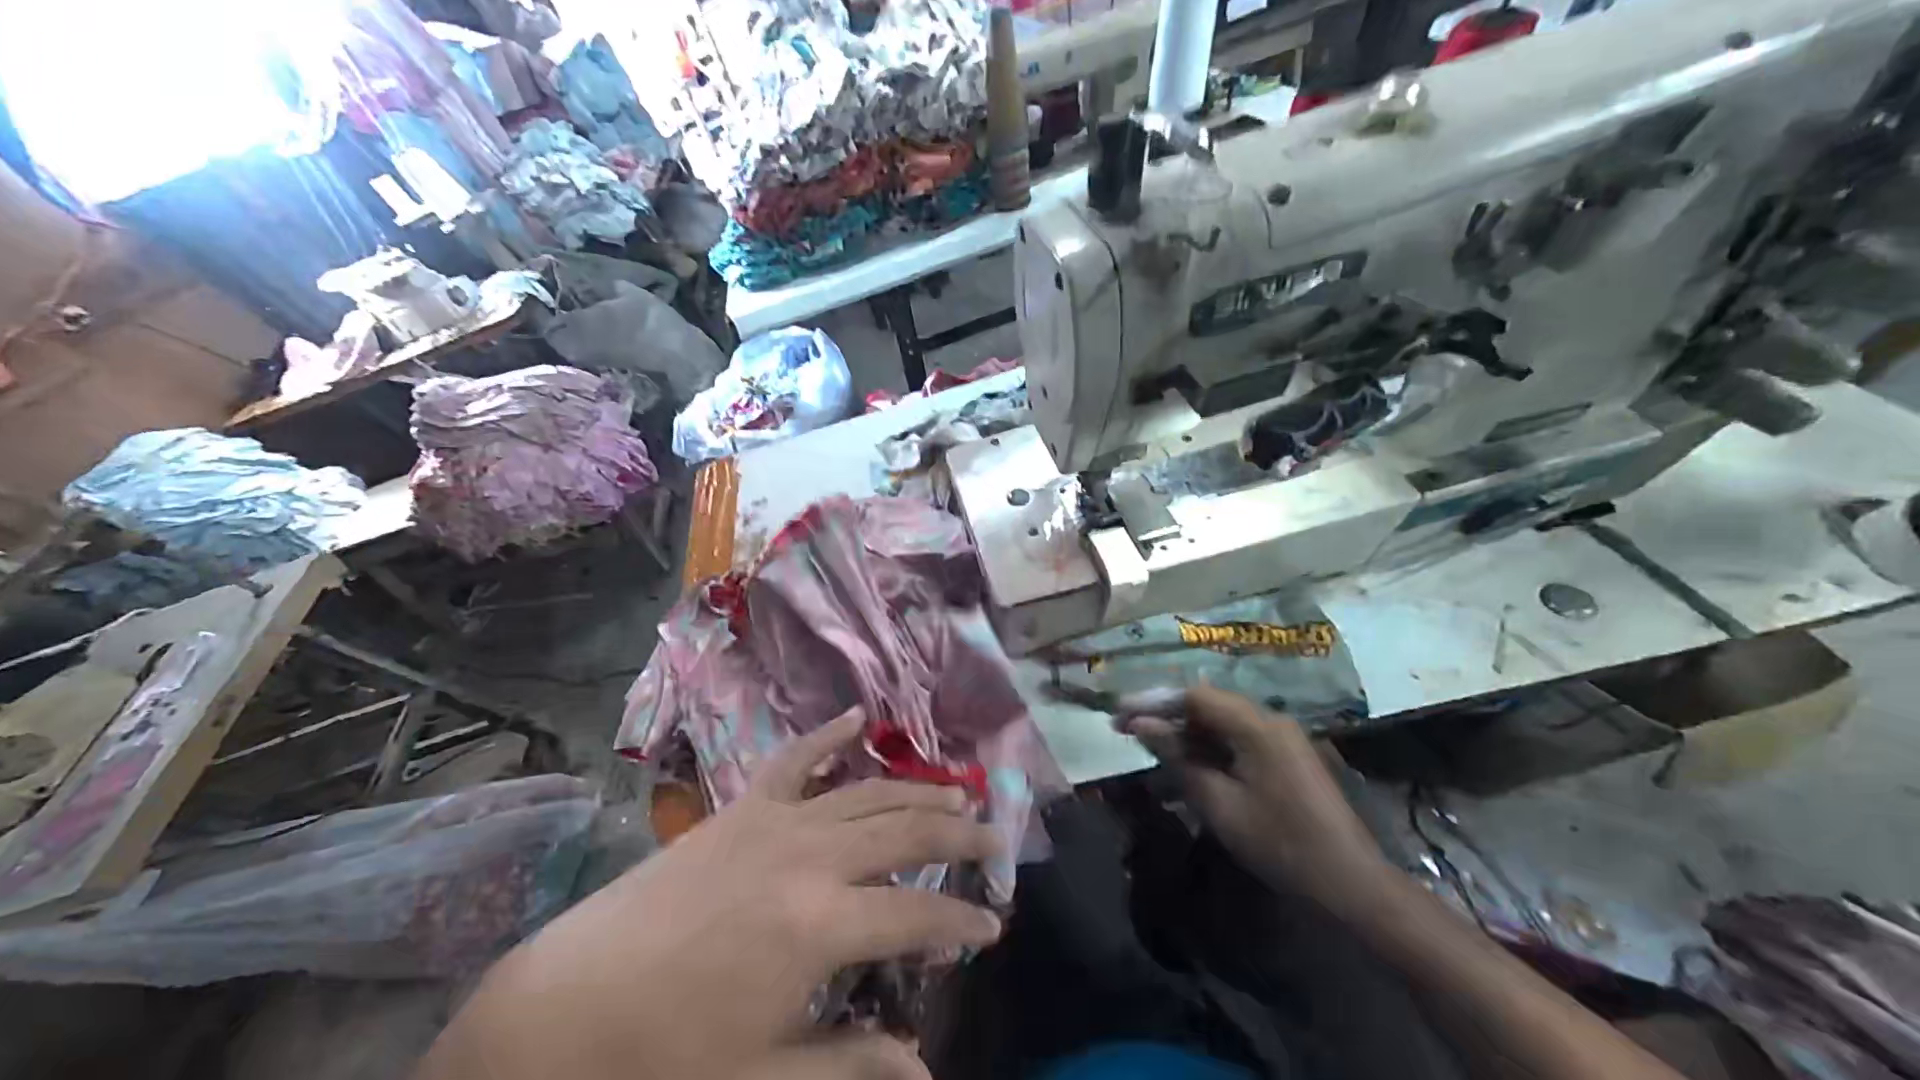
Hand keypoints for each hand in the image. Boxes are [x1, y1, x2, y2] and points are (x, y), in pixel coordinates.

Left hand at [417, 708, 1004, 1079]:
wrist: (565, 1008)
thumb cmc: (666, 1055)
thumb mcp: (763, 1073)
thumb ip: (851, 1064)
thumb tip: (923, 1069)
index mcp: (823, 926)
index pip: (920, 915)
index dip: (964, 921)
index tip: (993, 925)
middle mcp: (812, 857)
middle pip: (908, 834)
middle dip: (961, 837)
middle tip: (996, 842)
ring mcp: (776, 820)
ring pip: (869, 792)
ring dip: (918, 792)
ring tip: (957, 794)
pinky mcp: (742, 807)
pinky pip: (795, 759)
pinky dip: (829, 735)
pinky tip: (859, 718)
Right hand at [1119, 685, 1390, 905]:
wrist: (1349, 883)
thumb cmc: (1279, 842)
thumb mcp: (1218, 802)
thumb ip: (1177, 757)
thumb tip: (1140, 725)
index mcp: (1257, 725)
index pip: (1194, 696)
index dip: (1153, 702)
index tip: (1118, 715)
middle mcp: (1270, 720)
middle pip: (1208, 704)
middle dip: (1166, 716)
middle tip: (1126, 730)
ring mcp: (1281, 738)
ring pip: (1221, 722)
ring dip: (1185, 732)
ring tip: (1149, 746)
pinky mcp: (1285, 757)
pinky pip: (1237, 739)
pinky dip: (1208, 747)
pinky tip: (1186, 762)